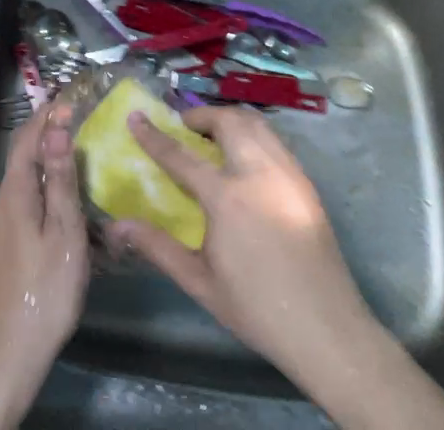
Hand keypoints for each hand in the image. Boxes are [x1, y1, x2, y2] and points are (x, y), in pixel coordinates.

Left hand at [0, 100, 87, 429]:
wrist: (3, 354)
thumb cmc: (42, 291)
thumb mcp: (63, 234)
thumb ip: (61, 181)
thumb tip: (56, 127)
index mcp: (13, 194)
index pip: (26, 139)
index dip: (46, 114)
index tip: (69, 95)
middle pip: (24, 160)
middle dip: (50, 139)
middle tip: (82, 127)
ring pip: (25, 187)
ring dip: (50, 172)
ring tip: (83, 169)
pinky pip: (24, 210)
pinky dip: (46, 199)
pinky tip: (67, 215)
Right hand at [107, 105, 368, 378]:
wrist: (327, 328)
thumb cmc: (256, 308)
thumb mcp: (199, 281)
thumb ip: (157, 246)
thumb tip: (116, 226)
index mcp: (227, 197)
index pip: (181, 155)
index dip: (154, 135)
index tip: (135, 116)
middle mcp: (259, 173)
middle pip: (228, 122)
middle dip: (201, 116)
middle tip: (182, 127)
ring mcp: (289, 175)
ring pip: (258, 125)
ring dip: (230, 120)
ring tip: (212, 137)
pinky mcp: (307, 186)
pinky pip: (276, 143)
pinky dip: (254, 136)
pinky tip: (244, 160)